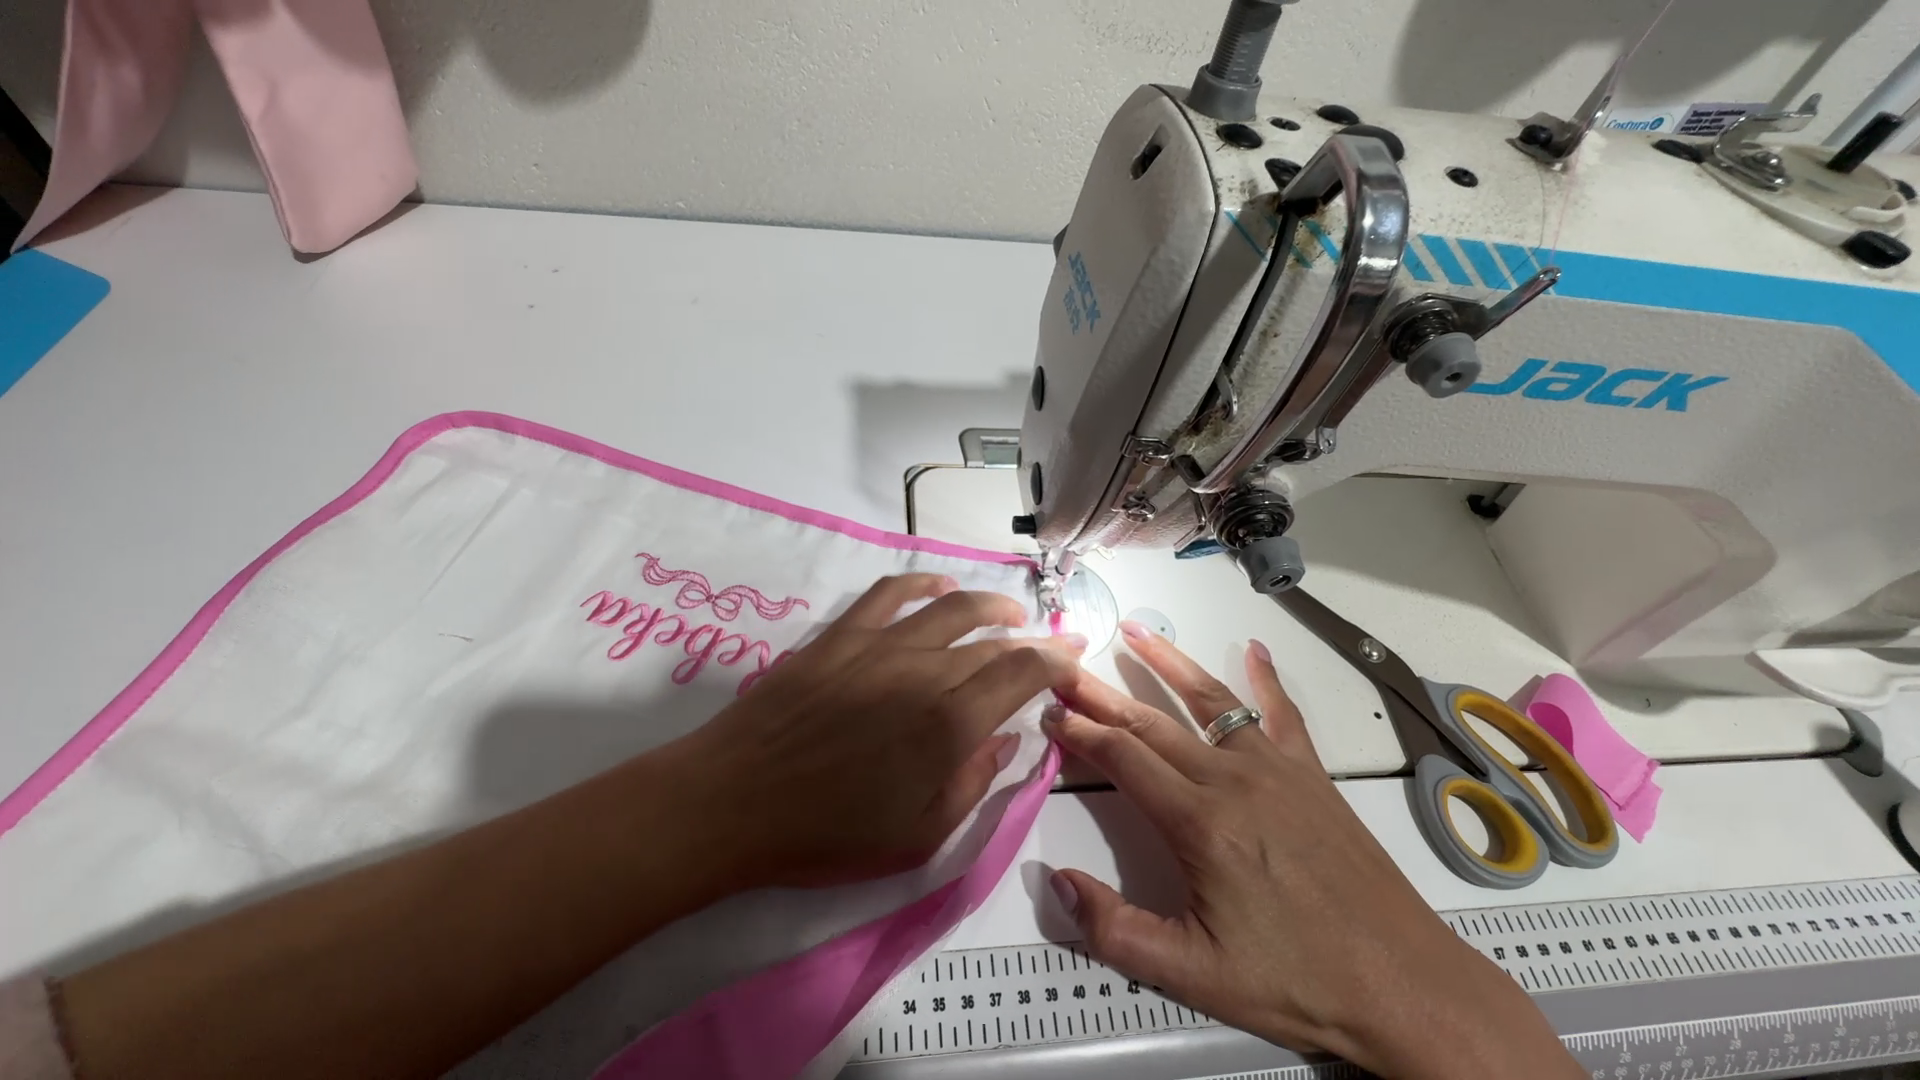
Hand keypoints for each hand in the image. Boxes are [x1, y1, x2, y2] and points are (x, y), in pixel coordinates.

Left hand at [667, 573, 1083, 891]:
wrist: (732, 803)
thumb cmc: (827, 835)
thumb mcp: (918, 839)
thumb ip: (972, 784)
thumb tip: (1006, 741)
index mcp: (950, 725)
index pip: (1022, 675)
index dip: (1056, 663)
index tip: (1073, 660)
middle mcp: (924, 672)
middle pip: (992, 644)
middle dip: (1032, 642)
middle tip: (1050, 644)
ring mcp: (879, 647)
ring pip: (951, 609)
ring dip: (989, 605)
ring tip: (1008, 614)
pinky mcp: (839, 636)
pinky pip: (889, 594)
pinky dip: (920, 583)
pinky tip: (939, 586)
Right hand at [1043, 625, 1581, 1079]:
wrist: (1405, 984)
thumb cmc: (1295, 982)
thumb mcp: (1193, 974)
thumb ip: (1114, 929)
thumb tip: (1053, 881)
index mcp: (1199, 823)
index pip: (1122, 758)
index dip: (1080, 730)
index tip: (1048, 710)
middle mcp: (1233, 780)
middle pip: (1153, 723)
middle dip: (1103, 693)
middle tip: (1066, 666)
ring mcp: (1278, 771)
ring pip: (1212, 702)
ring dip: (1170, 663)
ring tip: (1137, 630)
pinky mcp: (1314, 777)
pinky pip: (1282, 715)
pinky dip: (1265, 679)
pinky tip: (1254, 648)